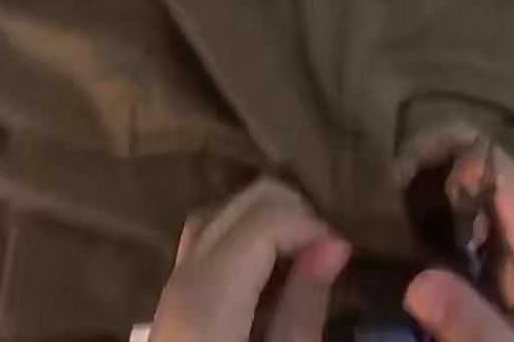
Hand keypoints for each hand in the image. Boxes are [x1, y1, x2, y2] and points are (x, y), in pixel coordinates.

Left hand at [151, 179, 352, 341]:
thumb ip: (305, 307)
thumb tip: (334, 245)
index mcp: (208, 300)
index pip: (264, 221)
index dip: (309, 224)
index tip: (343, 251)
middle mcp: (183, 281)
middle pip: (241, 206)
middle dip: (291, 211)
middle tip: (326, 248)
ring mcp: (170, 291)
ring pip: (219, 215)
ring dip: (264, 216)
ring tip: (301, 246)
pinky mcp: (170, 306)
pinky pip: (204, 240)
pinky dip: (239, 232)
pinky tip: (264, 262)